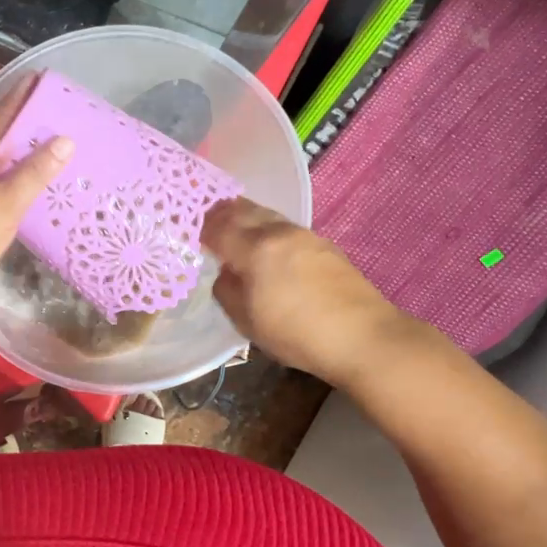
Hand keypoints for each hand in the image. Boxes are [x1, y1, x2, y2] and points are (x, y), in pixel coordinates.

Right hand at [200, 197, 416, 386]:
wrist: (361, 337)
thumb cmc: (295, 332)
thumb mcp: (245, 320)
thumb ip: (227, 290)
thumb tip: (226, 273)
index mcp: (255, 248)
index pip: (218, 227)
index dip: (199, 226)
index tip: (186, 228)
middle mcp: (279, 233)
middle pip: (244, 210)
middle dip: (221, 212)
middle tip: (204, 218)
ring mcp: (306, 236)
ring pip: (267, 216)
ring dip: (246, 218)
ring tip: (232, 229)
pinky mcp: (325, 247)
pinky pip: (285, 229)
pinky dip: (267, 231)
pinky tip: (265, 247)